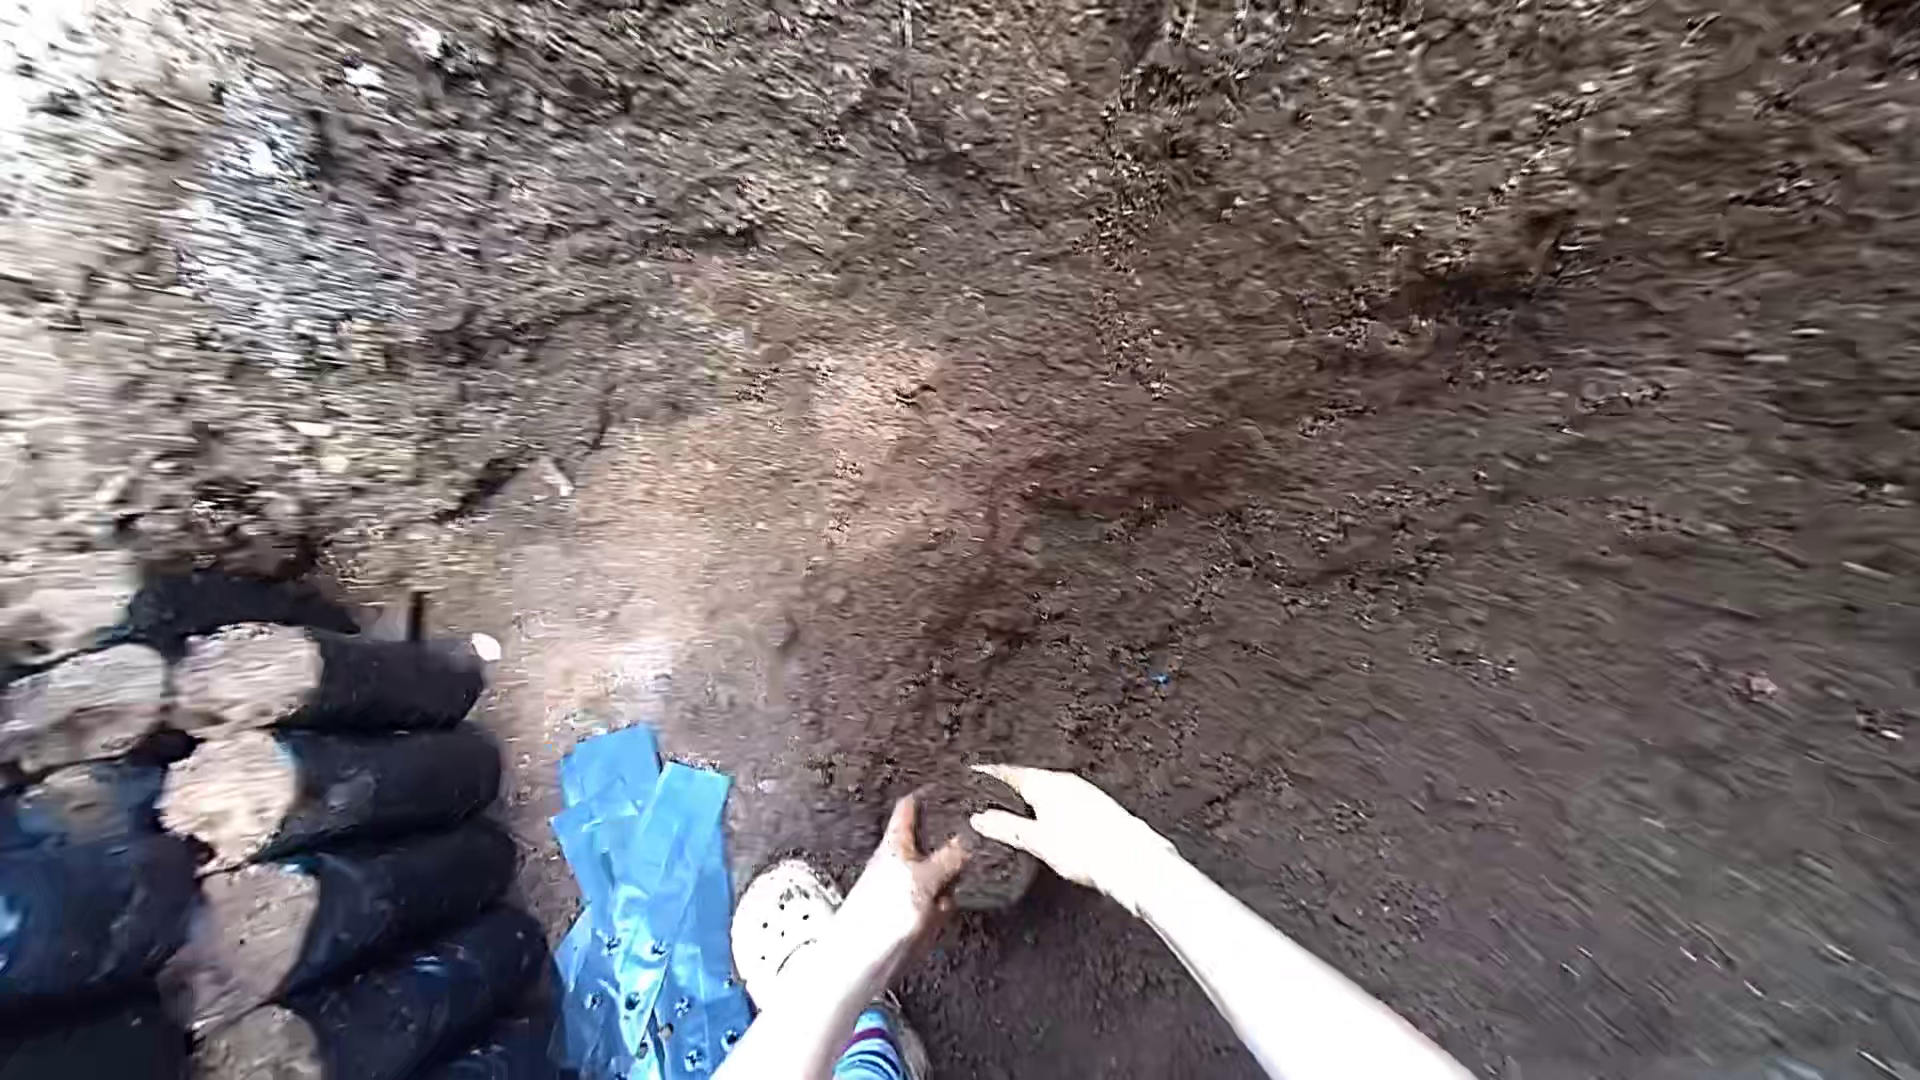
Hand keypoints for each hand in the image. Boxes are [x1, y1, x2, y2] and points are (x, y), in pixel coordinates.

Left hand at [833, 794, 968, 961]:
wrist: (861, 961)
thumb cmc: (882, 911)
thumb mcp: (923, 878)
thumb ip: (948, 858)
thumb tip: (967, 841)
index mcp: (896, 842)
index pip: (910, 807)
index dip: (926, 794)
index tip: (946, 785)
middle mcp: (901, 859)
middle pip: (931, 841)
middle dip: (949, 849)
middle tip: (968, 848)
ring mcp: (907, 886)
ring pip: (939, 873)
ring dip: (948, 882)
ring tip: (944, 895)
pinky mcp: (912, 912)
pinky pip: (937, 902)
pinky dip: (941, 907)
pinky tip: (938, 915)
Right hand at [968, 764, 1179, 915]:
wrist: (1134, 862)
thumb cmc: (1087, 850)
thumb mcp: (1038, 841)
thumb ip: (1007, 828)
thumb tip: (979, 818)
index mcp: (1046, 783)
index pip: (1009, 773)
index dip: (989, 774)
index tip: (974, 773)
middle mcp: (1063, 781)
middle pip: (1027, 778)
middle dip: (1008, 785)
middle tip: (989, 790)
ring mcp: (1081, 791)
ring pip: (1046, 787)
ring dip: (1029, 794)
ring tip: (1014, 805)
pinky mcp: (1094, 804)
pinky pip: (1061, 796)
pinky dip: (1047, 803)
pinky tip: (1047, 818)